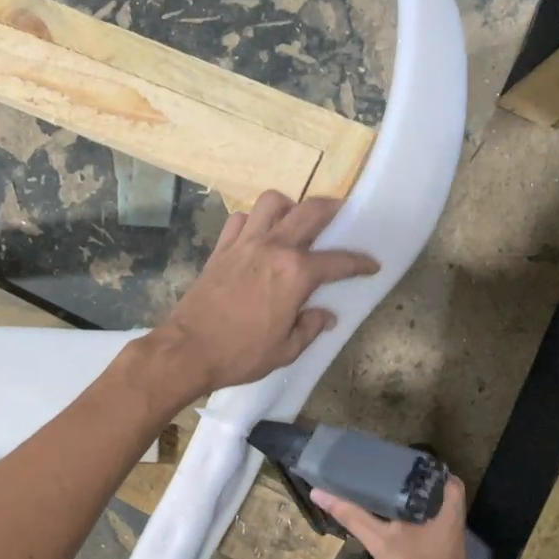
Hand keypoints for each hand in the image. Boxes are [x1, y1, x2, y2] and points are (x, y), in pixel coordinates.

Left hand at [151, 191, 379, 393]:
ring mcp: (244, 244)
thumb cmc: (240, 355)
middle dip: (333, 209)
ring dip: (289, 206)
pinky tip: (258, 236)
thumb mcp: (285, 351)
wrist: (188, 350)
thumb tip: (325, 315)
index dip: (360, 262)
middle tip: (342, 215)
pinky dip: (254, 221)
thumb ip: (309, 328)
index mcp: (296, 274)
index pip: (339, 261)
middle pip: (310, 211)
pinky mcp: (221, 249)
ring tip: (293, 222)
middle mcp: (273, 248)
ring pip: (273, 202)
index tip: (371, 265)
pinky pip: (241, 219)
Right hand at [312, 476, 488, 558]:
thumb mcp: (379, 539)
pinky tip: (372, 505)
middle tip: (348, 473)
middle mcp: (448, 491)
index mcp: (441, 486)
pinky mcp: (439, 520)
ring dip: (386, 491)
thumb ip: (349, 514)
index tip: (352, 461)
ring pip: (409, 489)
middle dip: (379, 476)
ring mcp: (446, 506)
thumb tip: (317, 492)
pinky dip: (395, 504)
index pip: (405, 461)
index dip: (377, 461)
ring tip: (355, 485)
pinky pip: (413, 502)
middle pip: (406, 475)